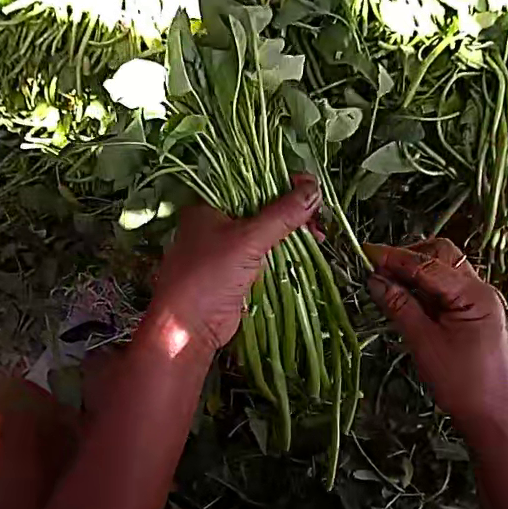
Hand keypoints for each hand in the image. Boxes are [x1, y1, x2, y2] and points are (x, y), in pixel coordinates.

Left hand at [145, 176, 321, 356]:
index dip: (281, 181)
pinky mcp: (236, 271)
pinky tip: (305, 249)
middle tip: (319, 216)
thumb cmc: (208, 277)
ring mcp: (226, 248)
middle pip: (261, 206)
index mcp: (208, 205)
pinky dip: (284, 250)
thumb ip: (281, 215)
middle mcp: (215, 222)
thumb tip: (313, 191)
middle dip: (291, 209)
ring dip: (291, 231)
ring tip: (318, 234)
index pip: (251, 181)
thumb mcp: (247, 240)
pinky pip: (265, 253)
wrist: (189, 328)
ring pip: (265, 231)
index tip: (311, 187)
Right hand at [366, 238, 507, 436]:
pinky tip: (404, 298)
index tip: (364, 253)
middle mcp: (480, 290)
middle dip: (407, 256)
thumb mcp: (424, 343)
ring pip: (443, 271)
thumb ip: (400, 307)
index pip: (427, 264)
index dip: (394, 257)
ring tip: (385, 282)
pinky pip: (445, 289)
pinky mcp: (473, 314)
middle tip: (375, 268)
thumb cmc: (462, 383)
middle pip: (441, 256)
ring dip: (414, 271)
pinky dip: (423, 288)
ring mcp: (478, 301)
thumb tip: (375, 280)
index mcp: (473, 294)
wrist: (494, 416)